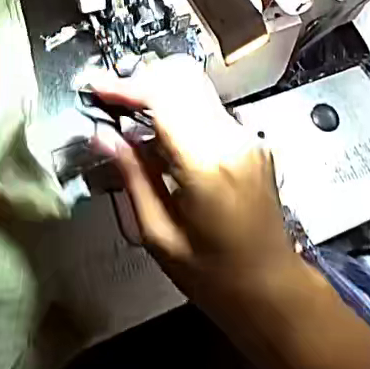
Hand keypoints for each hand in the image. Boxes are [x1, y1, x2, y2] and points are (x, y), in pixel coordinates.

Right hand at [85, 55, 305, 318]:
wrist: (272, 287)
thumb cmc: (215, 276)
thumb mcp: (160, 236)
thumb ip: (132, 178)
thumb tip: (104, 137)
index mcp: (208, 165)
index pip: (164, 99)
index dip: (125, 87)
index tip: (97, 87)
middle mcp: (232, 140)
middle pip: (182, 81)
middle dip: (141, 82)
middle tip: (109, 99)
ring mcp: (246, 137)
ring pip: (196, 89)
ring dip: (159, 92)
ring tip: (127, 115)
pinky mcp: (251, 140)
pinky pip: (208, 109)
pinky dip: (179, 109)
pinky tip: (158, 134)